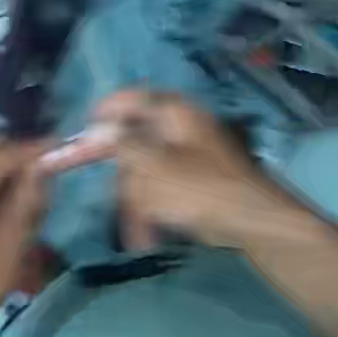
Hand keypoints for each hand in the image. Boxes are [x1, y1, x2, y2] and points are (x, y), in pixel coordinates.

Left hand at [0, 138, 48, 336]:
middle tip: (49, 163)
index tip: (61, 147)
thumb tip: (43, 165)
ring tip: (38, 180)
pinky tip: (17, 197)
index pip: (2, 155)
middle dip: (19, 153)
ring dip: (8, 167)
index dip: (33, 149)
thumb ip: (26, 198)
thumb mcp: (11, 241)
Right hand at [50, 90, 319, 254]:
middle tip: (109, 198)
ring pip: (148, 171)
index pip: (131, 99)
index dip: (104, 111)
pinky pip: (164, 189)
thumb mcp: (153, 165)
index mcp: (173, 112)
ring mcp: (190, 154)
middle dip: (122, 178)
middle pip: (136, 142)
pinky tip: (148, 237)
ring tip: (137, 235)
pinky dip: (153, 208)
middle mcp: (182, 127)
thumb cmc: (200, 187)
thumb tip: (101, 128)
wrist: (254, 221)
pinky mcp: (197, 180)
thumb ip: (122, 144)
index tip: (83, 128)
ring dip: (136, 202)